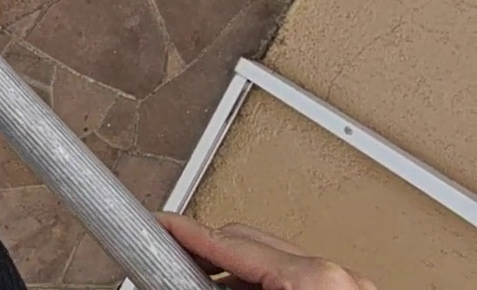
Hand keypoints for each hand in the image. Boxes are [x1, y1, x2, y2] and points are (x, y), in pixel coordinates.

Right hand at [159, 214, 377, 289]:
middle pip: (244, 236)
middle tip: (175, 254)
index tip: (153, 224)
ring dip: (235, 266)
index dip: (177, 229)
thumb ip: (211, 285)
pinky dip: (266, 278)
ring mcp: (352, 286)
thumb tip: (169, 276)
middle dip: (205, 245)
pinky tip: (245, 289)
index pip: (221, 236)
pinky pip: (299, 274)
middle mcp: (337, 276)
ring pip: (271, 255)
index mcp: (312, 277)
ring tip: (208, 278)